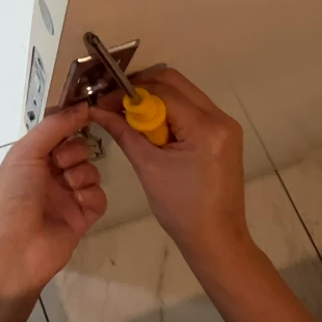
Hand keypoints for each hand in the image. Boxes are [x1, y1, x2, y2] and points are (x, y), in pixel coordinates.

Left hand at [0, 105, 106, 295]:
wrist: (12, 250)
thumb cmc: (12, 195)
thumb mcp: (25, 153)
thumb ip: (54, 126)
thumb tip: (81, 105)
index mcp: (30, 158)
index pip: (57, 133)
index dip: (71, 123)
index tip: (87, 111)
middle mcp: (48, 175)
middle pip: (77, 149)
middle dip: (74, 151)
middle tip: (61, 163)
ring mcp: (66, 197)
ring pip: (90, 171)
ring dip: (82, 172)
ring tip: (68, 185)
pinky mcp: (82, 218)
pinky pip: (99, 196)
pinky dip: (92, 194)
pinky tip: (78, 201)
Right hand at [91, 67, 250, 262]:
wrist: (215, 238)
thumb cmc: (180, 208)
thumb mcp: (147, 167)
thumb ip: (123, 132)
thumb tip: (97, 110)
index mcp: (205, 128)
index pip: (162, 92)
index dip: (130, 92)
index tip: (105, 102)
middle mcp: (220, 118)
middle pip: (175, 82)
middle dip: (142, 88)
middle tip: (116, 104)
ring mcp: (224, 125)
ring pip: (183, 92)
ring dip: (154, 98)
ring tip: (130, 116)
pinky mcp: (222, 134)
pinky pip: (190, 108)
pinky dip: (168, 110)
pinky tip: (150, 126)